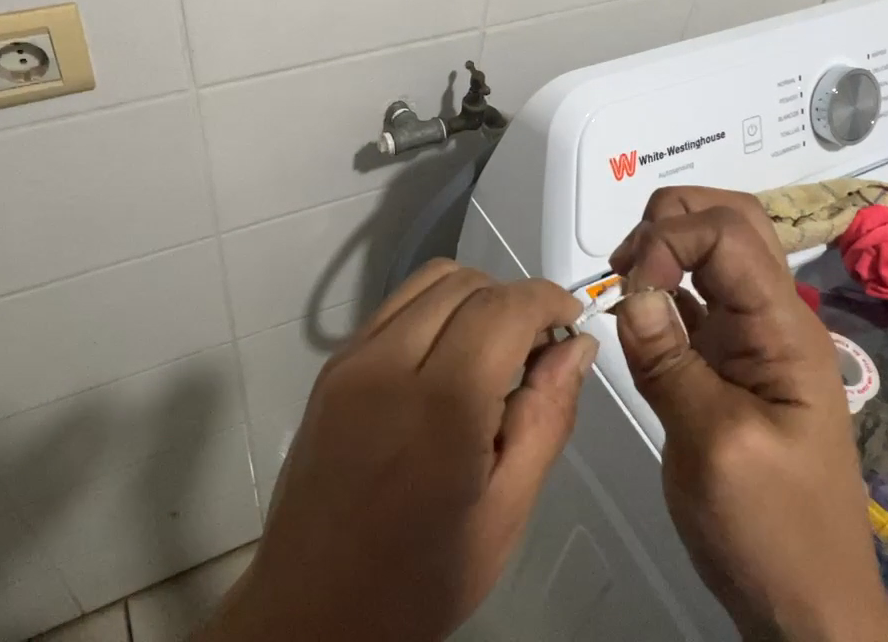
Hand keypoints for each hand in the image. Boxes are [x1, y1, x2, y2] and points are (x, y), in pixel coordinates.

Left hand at [198, 259, 598, 641]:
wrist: (310, 606)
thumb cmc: (419, 577)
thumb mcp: (504, 512)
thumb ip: (546, 418)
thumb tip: (576, 347)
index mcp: (438, 407)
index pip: (503, 307)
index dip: (548, 300)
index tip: (572, 321)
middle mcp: (386, 364)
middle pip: (464, 283)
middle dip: (513, 298)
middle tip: (537, 348)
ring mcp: (350, 359)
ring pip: (426, 282)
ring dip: (474, 298)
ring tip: (495, 351)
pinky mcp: (331, 367)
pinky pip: (394, 307)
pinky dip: (434, 311)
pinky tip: (447, 361)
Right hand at [610, 188, 887, 641]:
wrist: (805, 604)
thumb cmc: (771, 529)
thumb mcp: (715, 446)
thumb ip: (669, 362)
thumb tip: (631, 290)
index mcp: (783, 328)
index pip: (728, 233)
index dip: (670, 239)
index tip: (628, 285)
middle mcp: (771, 319)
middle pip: (730, 222)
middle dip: (668, 223)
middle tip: (623, 270)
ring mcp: (751, 339)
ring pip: (712, 254)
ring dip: (662, 252)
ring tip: (622, 289)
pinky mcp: (727, 363)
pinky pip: (694, 302)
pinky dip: (659, 293)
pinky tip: (632, 315)